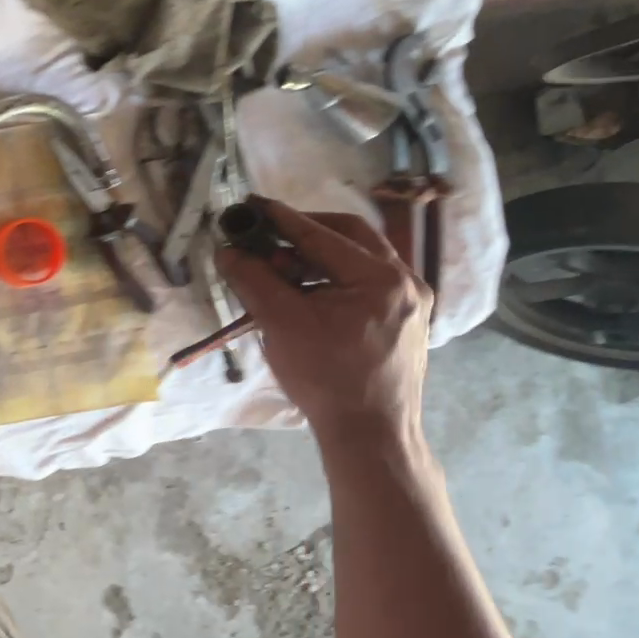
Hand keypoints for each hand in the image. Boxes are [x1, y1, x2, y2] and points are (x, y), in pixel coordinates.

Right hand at [215, 197, 431, 447]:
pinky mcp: (404, 320)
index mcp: (379, 278)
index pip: (320, 234)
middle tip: (268, 232)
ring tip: (280, 267)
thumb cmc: (325, 375)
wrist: (370, 432)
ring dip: (317, 253)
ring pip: (359, 257)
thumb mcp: (280, 322)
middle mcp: (404, 281)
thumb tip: (228, 251)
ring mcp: (409, 301)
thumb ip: (252, 279)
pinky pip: (365, 280)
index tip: (250, 205)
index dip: (280, 218)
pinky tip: (306, 291)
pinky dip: (332, 275)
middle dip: (304, 229)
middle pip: (349, 235)